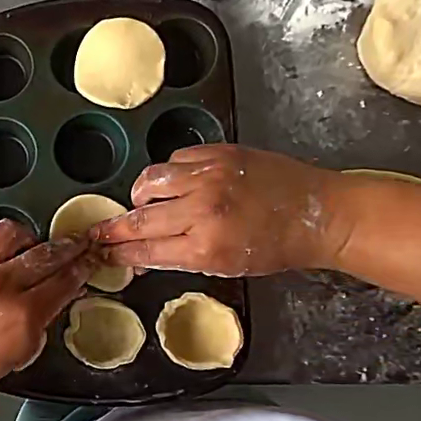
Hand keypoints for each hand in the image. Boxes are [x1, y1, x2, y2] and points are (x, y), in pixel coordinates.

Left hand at [0, 220, 91, 401]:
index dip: (81, 268)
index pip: (63, 280)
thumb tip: (58, 294)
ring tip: (31, 245)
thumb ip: (43, 319)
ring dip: (28, 236)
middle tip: (74, 243)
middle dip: (67, 246)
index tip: (86, 261)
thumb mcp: (22, 351)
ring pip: (9, 232)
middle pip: (45, 253)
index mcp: (22, 314)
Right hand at [91, 145, 347, 275]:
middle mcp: (204, 211)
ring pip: (148, 181)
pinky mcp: (220, 154)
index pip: (143, 250)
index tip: (99, 252)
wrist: (323, 215)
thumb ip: (176, 259)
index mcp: (205, 248)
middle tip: (97, 232)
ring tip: (144, 203)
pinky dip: (169, 174)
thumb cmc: (275, 247)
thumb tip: (137, 257)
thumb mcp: (222, 267)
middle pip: (138, 219)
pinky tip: (178, 184)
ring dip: (140, 196)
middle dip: (112, 229)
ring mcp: (211, 178)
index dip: (116, 252)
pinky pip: (174, 160)